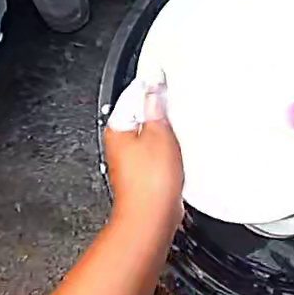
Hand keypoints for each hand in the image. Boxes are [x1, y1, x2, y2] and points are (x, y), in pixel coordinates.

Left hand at [103, 79, 182, 230]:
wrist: (152, 217)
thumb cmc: (149, 182)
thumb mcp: (159, 133)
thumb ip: (156, 107)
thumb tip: (154, 86)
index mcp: (117, 128)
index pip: (133, 94)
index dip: (151, 84)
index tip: (164, 77)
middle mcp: (119, 142)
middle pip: (141, 113)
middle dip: (159, 109)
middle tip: (175, 105)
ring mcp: (131, 158)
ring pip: (150, 132)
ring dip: (164, 129)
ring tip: (177, 130)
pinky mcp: (144, 171)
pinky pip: (156, 149)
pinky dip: (167, 146)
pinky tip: (177, 150)